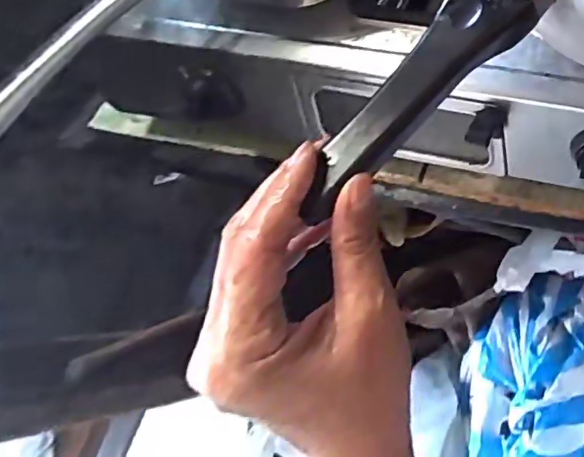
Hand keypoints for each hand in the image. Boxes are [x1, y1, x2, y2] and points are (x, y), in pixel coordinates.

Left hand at [187, 144, 409, 456]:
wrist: (360, 448)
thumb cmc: (367, 395)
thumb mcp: (368, 312)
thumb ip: (355, 243)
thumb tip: (355, 185)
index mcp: (240, 352)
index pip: (252, 252)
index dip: (281, 196)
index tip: (310, 157)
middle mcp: (215, 350)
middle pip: (237, 249)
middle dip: (277, 196)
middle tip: (315, 157)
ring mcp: (220, 346)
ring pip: (240, 256)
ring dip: (278, 212)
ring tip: (315, 177)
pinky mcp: (236, 339)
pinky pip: (250, 273)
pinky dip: (280, 238)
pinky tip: (309, 216)